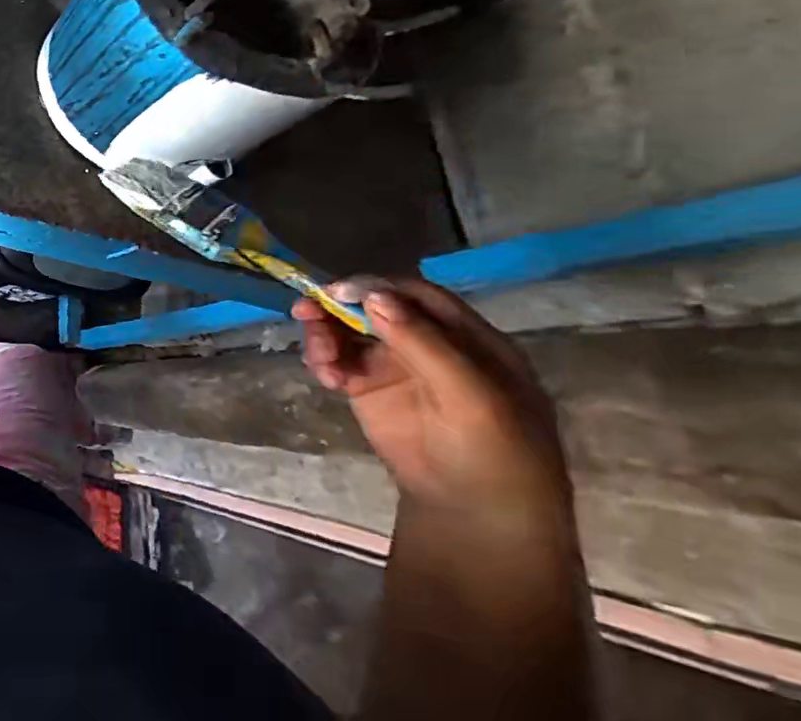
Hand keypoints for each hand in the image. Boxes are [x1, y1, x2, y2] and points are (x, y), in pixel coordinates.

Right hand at [293, 279, 570, 524]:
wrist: (473, 513)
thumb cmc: (494, 452)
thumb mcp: (472, 396)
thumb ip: (424, 343)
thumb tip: (373, 295)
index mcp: (465, 337)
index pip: (418, 296)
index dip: (378, 288)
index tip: (339, 291)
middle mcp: (426, 343)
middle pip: (375, 308)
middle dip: (339, 307)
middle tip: (306, 312)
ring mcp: (395, 364)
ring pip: (350, 331)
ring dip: (326, 335)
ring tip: (319, 358)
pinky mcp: (367, 386)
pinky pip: (338, 359)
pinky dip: (325, 360)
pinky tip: (326, 378)